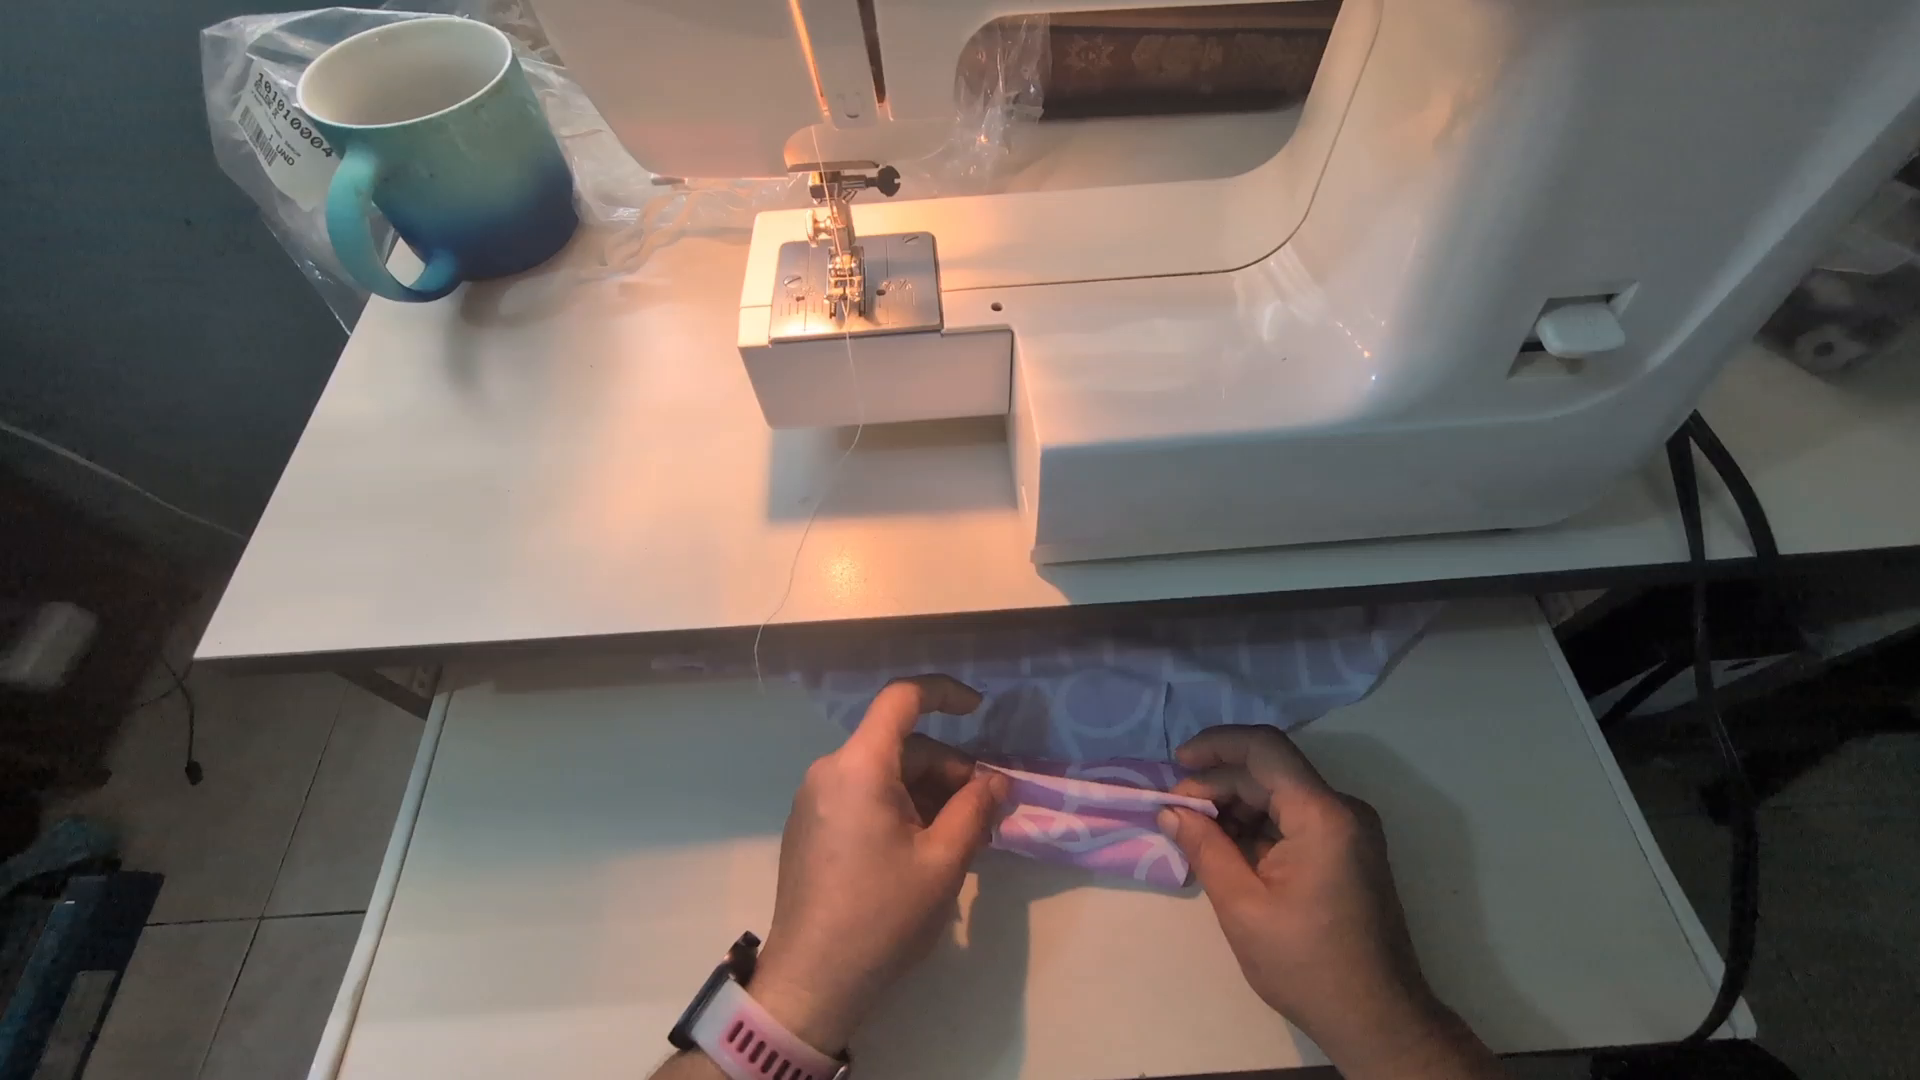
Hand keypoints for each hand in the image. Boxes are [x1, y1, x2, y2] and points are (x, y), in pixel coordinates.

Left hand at [750, 675, 1006, 1055]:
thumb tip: (997, 780)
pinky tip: (924, 848)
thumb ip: (975, 808)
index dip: (944, 693)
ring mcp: (815, 799)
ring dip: (928, 793)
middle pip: (900, 746)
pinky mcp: (811, 826)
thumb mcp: (943, 861)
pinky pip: (863, 796)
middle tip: (985, 812)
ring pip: (884, 773)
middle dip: (948, 769)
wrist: (812, 981)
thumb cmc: (882, 915)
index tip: (979, 710)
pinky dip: (900, 806)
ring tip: (960, 837)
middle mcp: (830, 770)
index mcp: (860, 766)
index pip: (901, 698)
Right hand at [1158, 726, 1498, 1079]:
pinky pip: (1290, 816)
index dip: (1216, 745)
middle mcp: (1341, 810)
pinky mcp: (1344, 848)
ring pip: (1276, 791)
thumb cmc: (1308, 966)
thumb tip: (1170, 811)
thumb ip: (1204, 848)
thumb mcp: (1243, 907)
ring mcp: (1347, 828)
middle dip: (1216, 783)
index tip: (1177, 765)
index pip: (1264, 748)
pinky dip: (1254, 823)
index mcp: (1321, 816)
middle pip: (1267, 771)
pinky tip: (1224, 847)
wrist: (1378, 1022)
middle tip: (1174, 812)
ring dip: (1232, 804)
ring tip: (1194, 832)